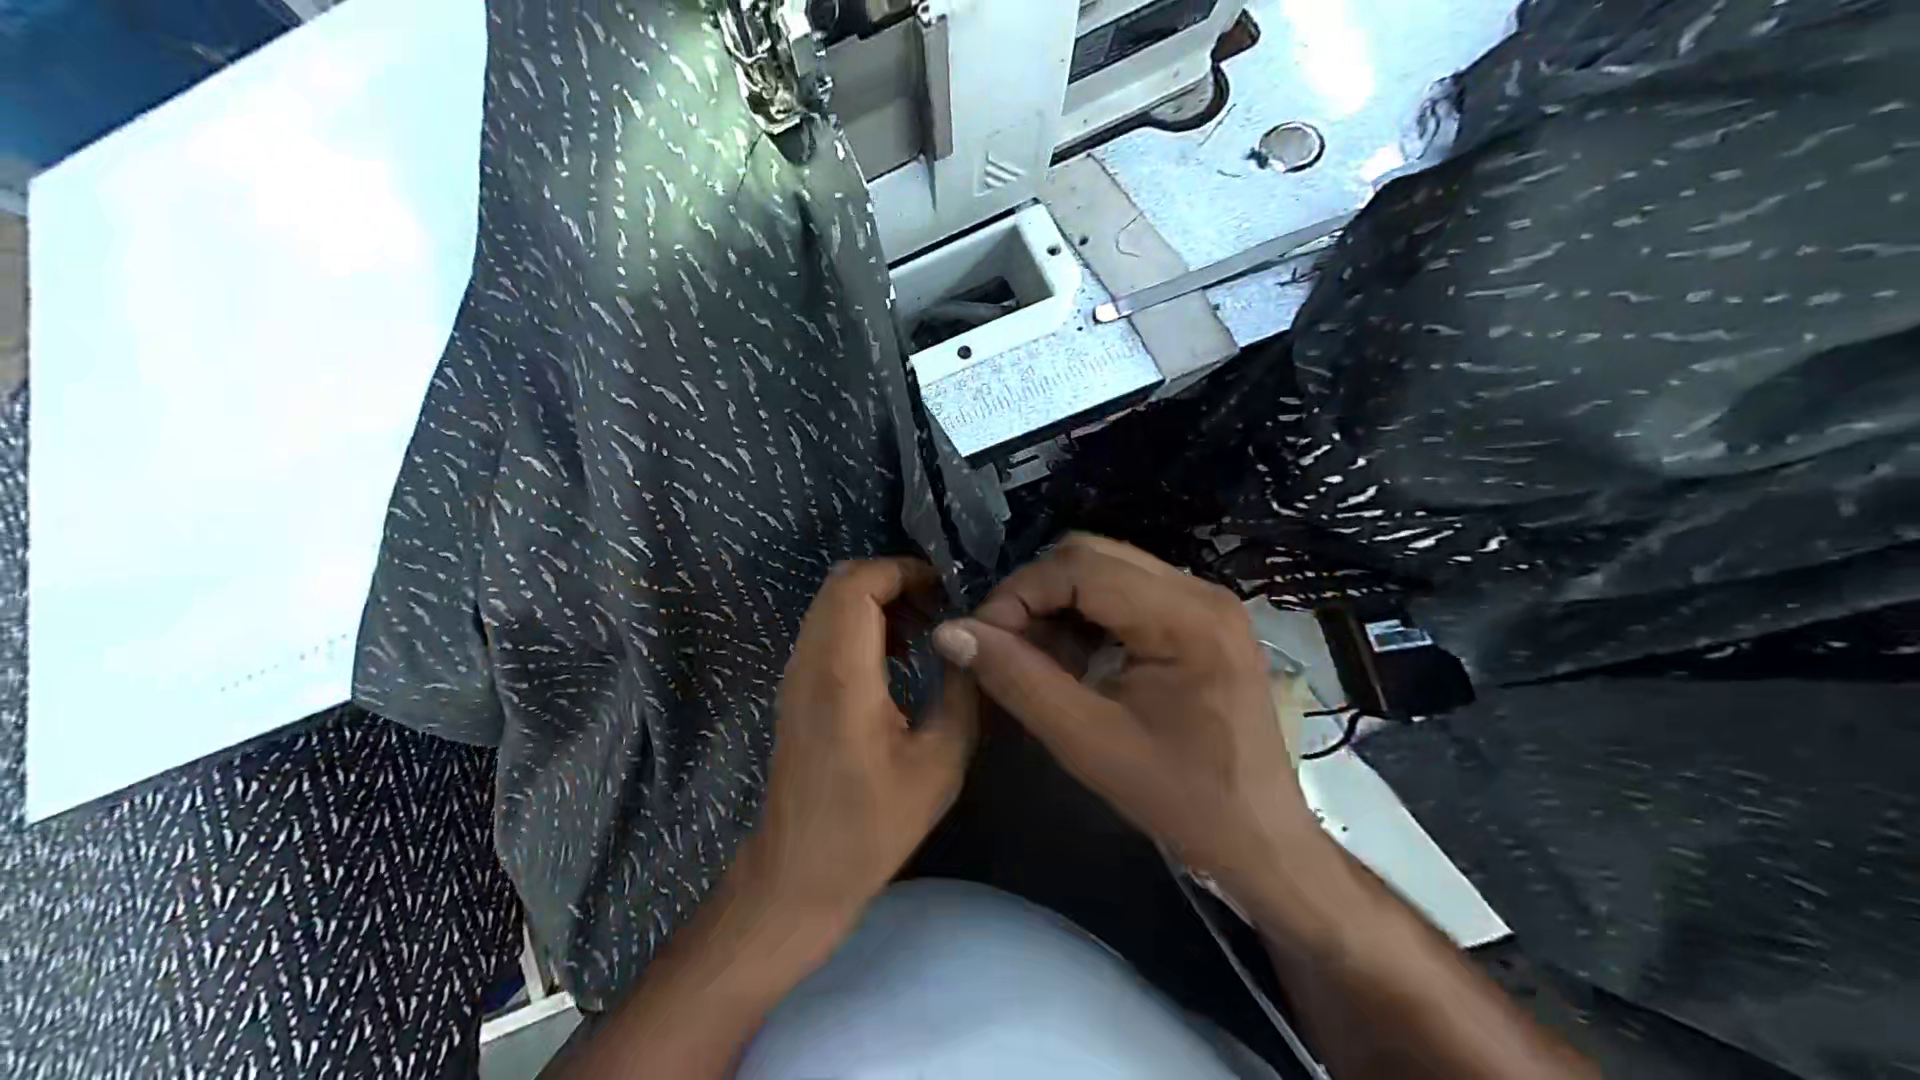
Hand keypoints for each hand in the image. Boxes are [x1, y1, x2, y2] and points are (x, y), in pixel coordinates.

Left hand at [738, 558, 977, 935]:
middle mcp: (809, 661)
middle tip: (938, 606)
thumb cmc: (872, 824)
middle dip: (893, 581)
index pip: (858, 583)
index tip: (945, 592)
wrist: (799, 873)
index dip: (903, 571)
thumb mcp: (940, 761)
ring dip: (877, 601)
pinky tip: (895, 658)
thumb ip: (960, 690)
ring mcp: (794, 674)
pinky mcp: (794, 689)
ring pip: (830, 603)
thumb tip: (970, 641)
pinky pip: (825, 629)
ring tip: (923, 630)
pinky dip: (860, 624)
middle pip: (841, 583)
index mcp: (843, 673)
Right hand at [932, 535, 1319, 888]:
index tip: (981, 638)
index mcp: (1186, 617)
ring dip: (1059, 603)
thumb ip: (1017, 679)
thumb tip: (950, 631)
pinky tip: (1074, 658)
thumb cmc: (1180, 799)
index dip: (1018, 593)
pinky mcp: (1202, 618)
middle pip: (1093, 555)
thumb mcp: (1087, 741)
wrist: (1260, 839)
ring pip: (1107, 569)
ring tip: (1036, 654)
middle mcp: (1202, 590)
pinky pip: (1128, 591)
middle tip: (1003, 643)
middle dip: (1035, 593)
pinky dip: (1087, 614)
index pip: (1080, 567)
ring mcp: (1207, 601)